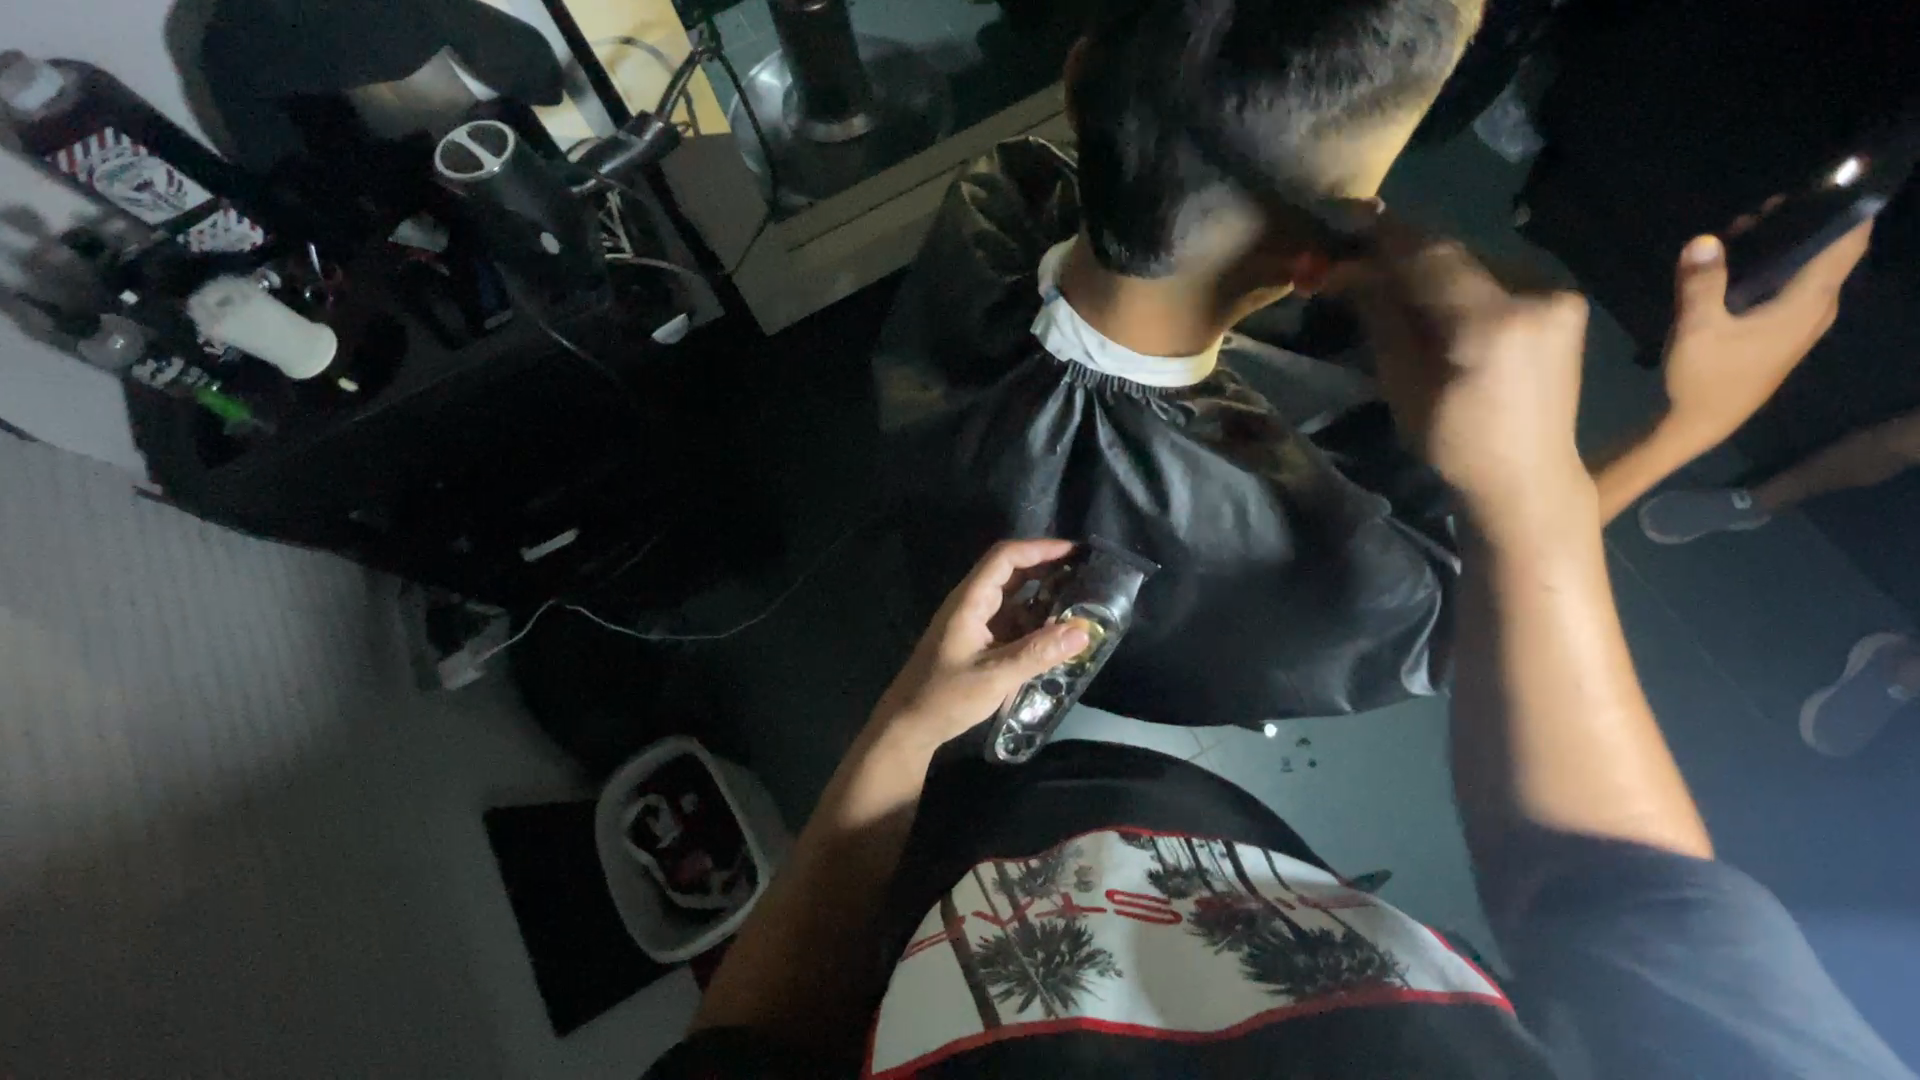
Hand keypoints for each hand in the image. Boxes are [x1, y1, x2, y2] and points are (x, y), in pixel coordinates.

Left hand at [869, 539, 1091, 748]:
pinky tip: (1057, 633)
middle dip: (1046, 568)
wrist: (908, 724)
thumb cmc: (944, 697)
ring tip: (1080, 600)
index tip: (1073, 551)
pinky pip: (1010, 621)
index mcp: (970, 601)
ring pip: (1012, 598)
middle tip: (1084, 573)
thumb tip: (1083, 631)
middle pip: (1010, 572)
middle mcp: (971, 604)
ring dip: (1042, 596)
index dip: (1039, 549)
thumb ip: (1037, 652)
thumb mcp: (995, 676)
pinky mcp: (977, 642)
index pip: (1004, 558)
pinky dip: (1034, 621)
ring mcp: (973, 623)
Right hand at [1348, 220, 1595, 539]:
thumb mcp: (1401, 381)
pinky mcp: (1562, 300)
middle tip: (1355, 251)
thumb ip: (1382, 316)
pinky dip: (1457, 280)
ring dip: (1427, 265)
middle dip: (1400, 251)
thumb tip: (1348, 270)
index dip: (1384, 234)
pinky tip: (1432, 296)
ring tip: (1387, 276)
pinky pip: (1496, 276)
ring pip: (1474, 262)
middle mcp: (1534, 294)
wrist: (1525, 473)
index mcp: (1490, 324)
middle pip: (1452, 254)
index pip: (1429, 257)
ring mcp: (1557, 294)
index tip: (1346, 216)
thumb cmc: (1451, 441)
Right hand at [1659, 221, 1871, 453]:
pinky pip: (1787, 289)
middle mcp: (1815, 308)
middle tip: (1768, 206)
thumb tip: (1703, 239)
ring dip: (1784, 249)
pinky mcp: (1778, 334)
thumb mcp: (1697, 329)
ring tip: (1749, 230)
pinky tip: (1740, 268)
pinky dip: (1772, 271)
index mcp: (1808, 301)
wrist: (1700, 423)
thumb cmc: (1705, 377)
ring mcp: (1798, 324)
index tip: (1836, 182)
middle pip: (1826, 254)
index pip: (1847, 243)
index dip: (1849, 210)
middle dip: (1804, 226)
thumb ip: (1702, 284)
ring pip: (1805, 272)